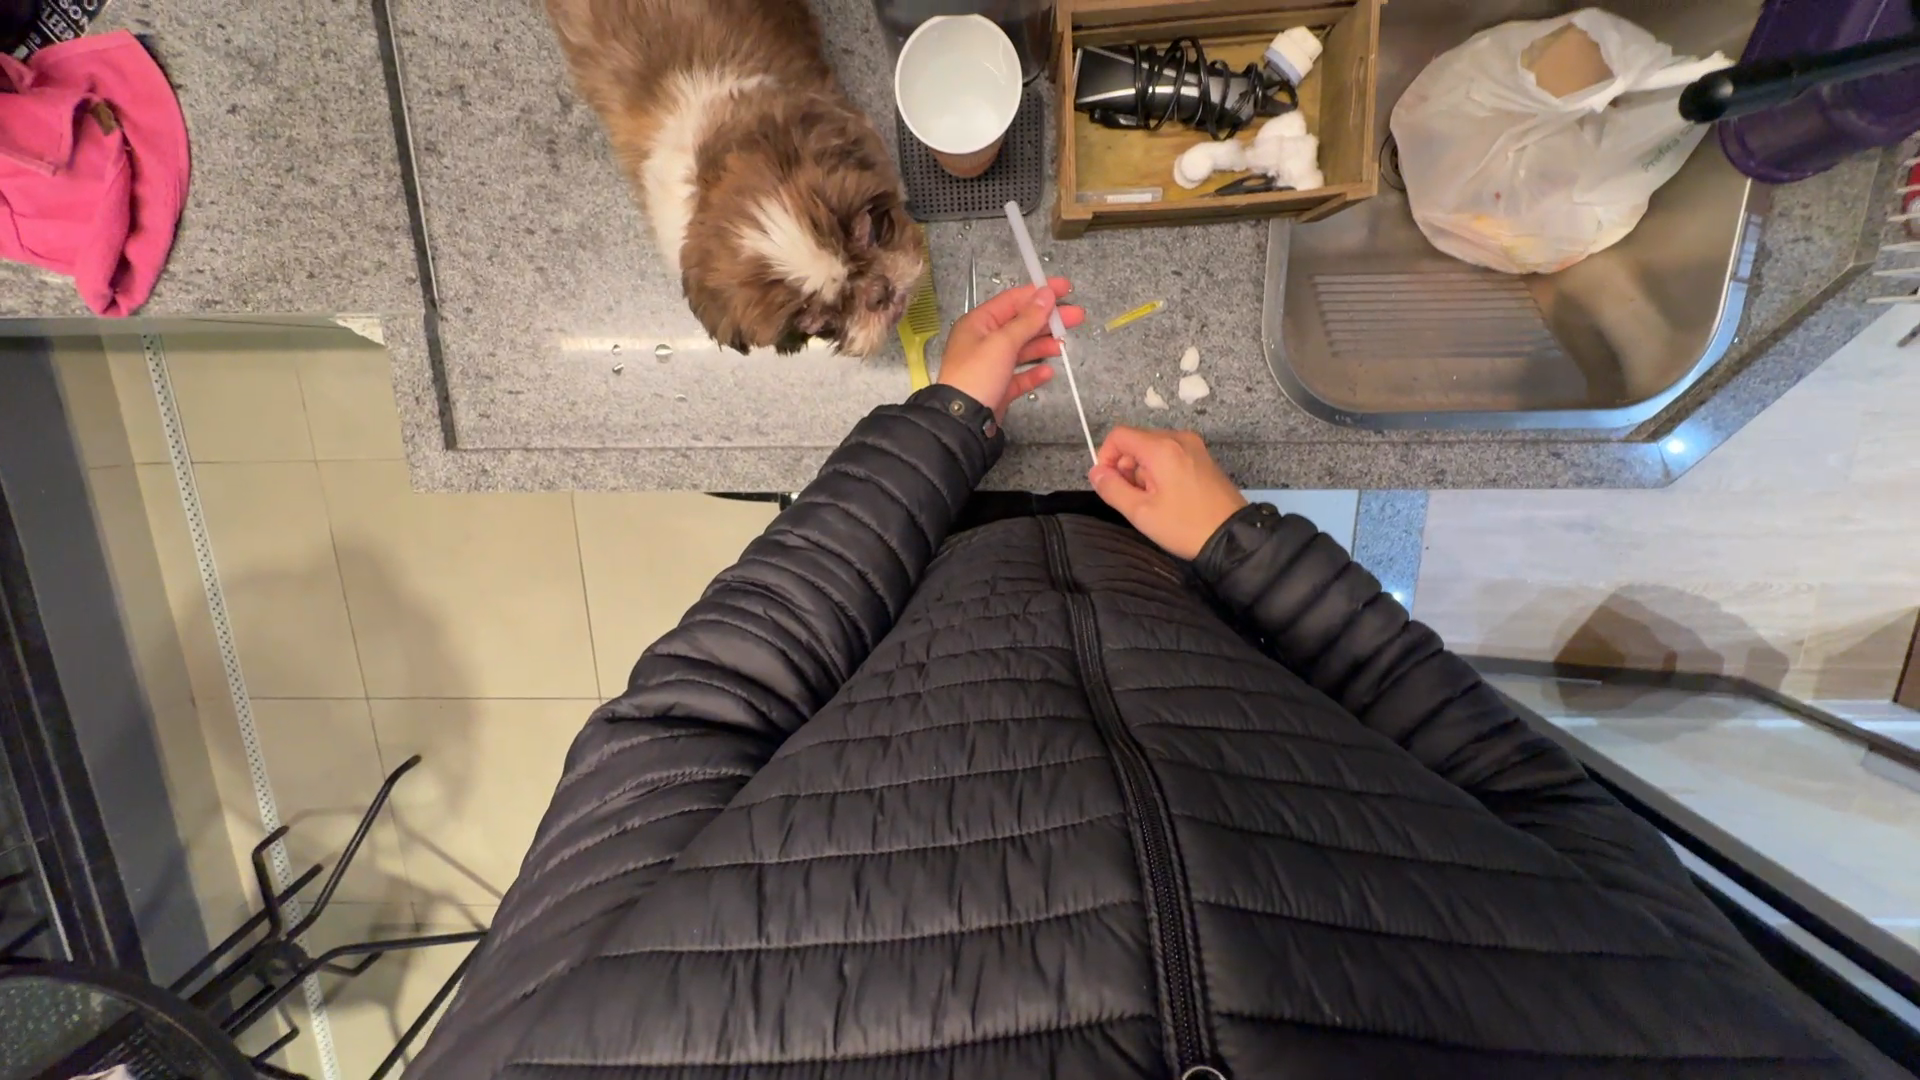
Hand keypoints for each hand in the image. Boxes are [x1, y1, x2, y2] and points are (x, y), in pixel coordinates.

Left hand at [937, 278, 1083, 421]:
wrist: (962, 421)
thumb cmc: (976, 376)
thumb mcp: (1002, 342)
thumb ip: (1027, 319)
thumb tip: (1045, 295)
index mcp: (978, 324)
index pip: (1013, 300)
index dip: (1040, 293)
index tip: (1064, 289)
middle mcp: (983, 342)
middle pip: (1021, 324)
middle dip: (1048, 320)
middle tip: (1076, 317)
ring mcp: (990, 366)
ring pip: (1022, 350)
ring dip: (1043, 345)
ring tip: (1064, 344)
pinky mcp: (997, 388)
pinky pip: (1019, 377)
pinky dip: (1034, 373)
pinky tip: (1048, 372)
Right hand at [1087, 426, 1247, 559]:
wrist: (1233, 537)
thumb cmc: (1185, 526)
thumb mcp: (1140, 512)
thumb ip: (1112, 488)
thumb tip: (1096, 472)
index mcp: (1162, 448)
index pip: (1119, 436)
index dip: (1106, 457)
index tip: (1109, 483)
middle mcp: (1178, 438)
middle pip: (1136, 441)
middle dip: (1125, 467)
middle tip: (1133, 497)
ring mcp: (1193, 446)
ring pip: (1152, 449)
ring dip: (1142, 471)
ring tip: (1153, 500)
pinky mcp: (1202, 457)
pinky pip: (1170, 454)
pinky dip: (1160, 470)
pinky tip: (1168, 495)